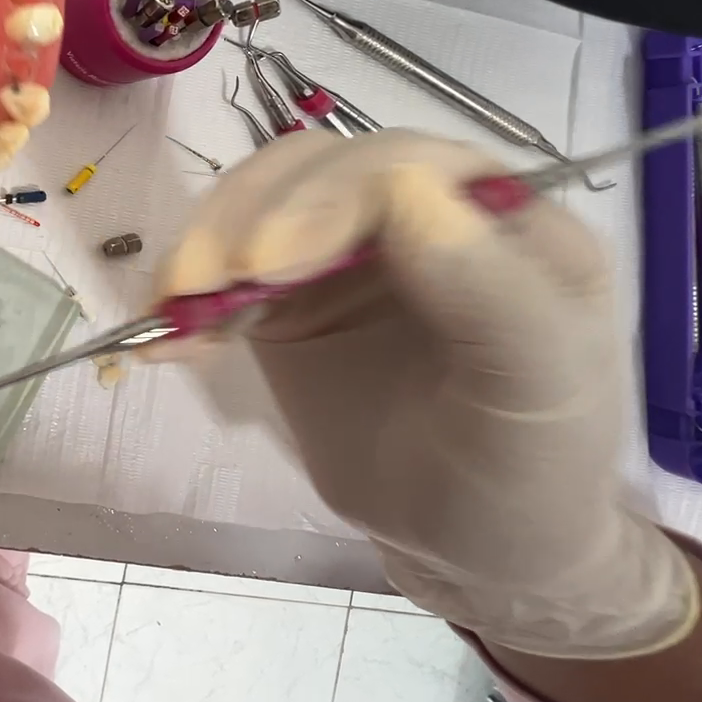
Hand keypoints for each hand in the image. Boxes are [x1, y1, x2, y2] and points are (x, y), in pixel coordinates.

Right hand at [155, 129, 696, 658]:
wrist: (459, 537)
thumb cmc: (520, 470)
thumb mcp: (535, 393)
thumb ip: (492, 291)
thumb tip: (406, 187)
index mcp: (492, 218)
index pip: (390, 165)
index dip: (316, 200)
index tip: (261, 269)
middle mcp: (406, 216)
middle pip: (300, 171)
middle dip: (238, 220)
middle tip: (193, 287)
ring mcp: (331, 252)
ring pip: (245, 208)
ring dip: (197, 251)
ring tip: (171, 315)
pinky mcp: (276, 294)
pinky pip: (216, 267)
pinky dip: (179, 296)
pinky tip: (166, 343)